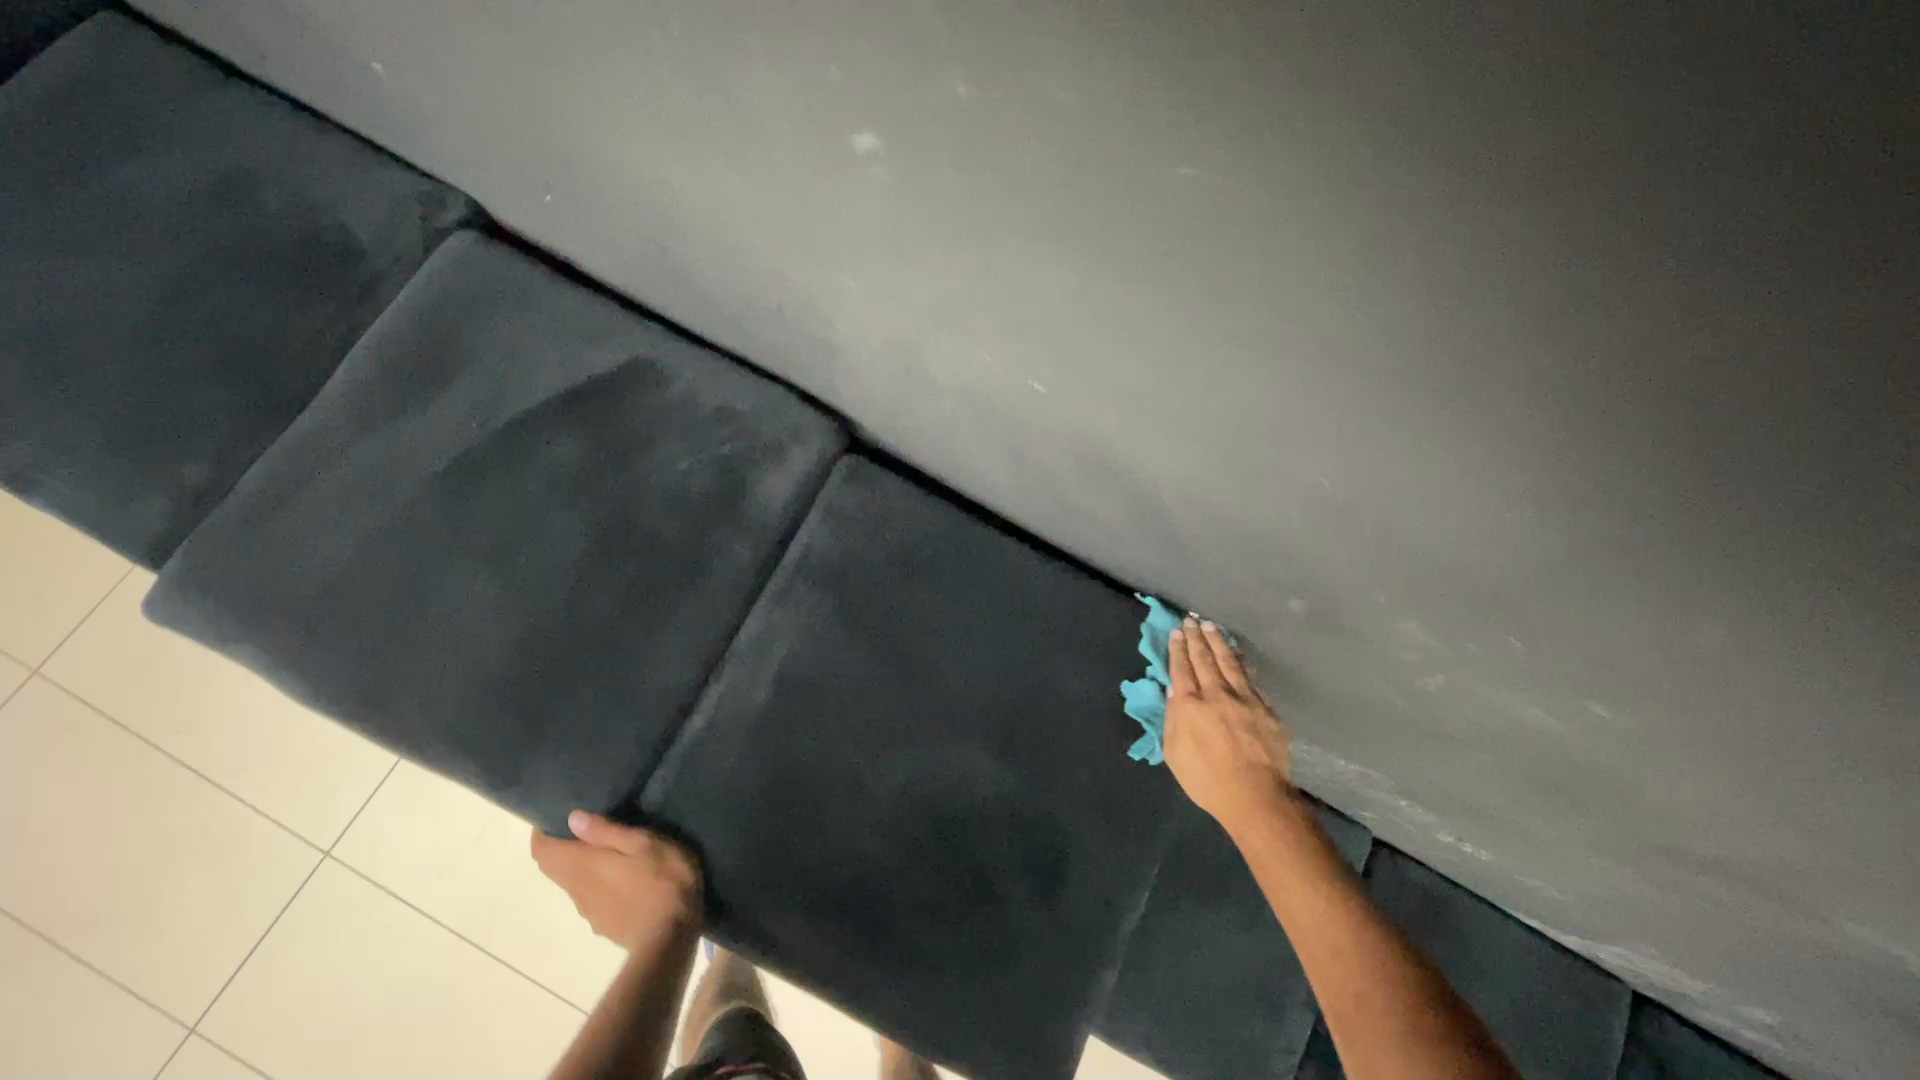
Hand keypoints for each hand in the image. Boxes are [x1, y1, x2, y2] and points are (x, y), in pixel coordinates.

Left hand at [532, 811, 702, 949]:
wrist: (671, 938)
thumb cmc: (663, 881)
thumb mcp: (644, 844)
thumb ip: (607, 831)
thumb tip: (573, 818)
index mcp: (582, 865)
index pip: (541, 849)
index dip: (542, 832)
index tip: (558, 816)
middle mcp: (576, 888)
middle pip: (553, 866)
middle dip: (560, 847)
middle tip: (586, 830)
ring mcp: (588, 910)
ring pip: (572, 883)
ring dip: (581, 867)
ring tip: (610, 854)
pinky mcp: (603, 924)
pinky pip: (590, 898)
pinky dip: (597, 884)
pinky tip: (625, 882)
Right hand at [1164, 617, 1294, 832]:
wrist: (1255, 796)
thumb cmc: (1206, 780)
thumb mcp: (1175, 754)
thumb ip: (1173, 719)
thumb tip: (1174, 692)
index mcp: (1190, 706)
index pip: (1182, 668)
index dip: (1178, 649)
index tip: (1177, 632)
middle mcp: (1217, 694)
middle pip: (1205, 659)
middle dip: (1196, 638)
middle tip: (1191, 620)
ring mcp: (1245, 699)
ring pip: (1230, 662)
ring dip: (1219, 642)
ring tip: (1212, 626)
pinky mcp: (1266, 709)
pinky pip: (1251, 679)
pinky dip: (1241, 663)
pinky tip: (1238, 655)